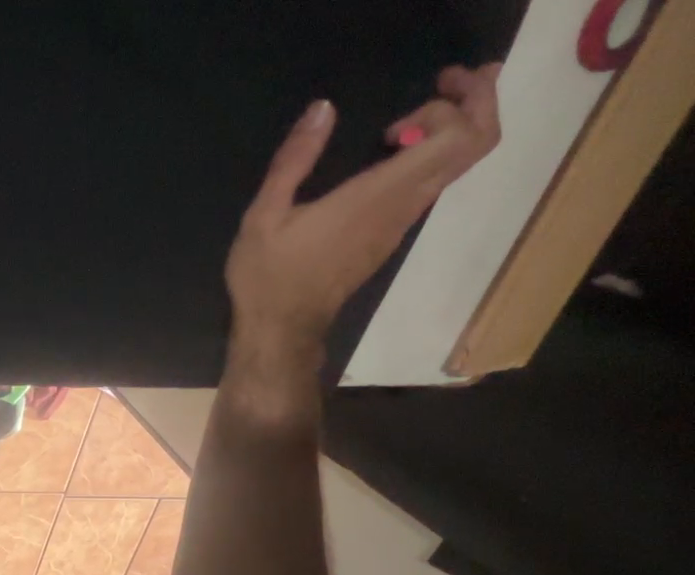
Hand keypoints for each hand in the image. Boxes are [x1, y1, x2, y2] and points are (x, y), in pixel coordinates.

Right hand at [225, 65, 502, 358]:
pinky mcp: (393, 233)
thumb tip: (323, 108)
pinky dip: (431, 154)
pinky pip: (434, 183)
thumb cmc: (268, 274)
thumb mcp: (263, 215)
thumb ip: (293, 161)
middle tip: (447, 82)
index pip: (456, 136)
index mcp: (377, 195)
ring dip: (453, 128)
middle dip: (476, 103)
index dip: (448, 106)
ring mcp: (402, 221)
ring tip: (413, 115)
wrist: (282, 328)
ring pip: (459, 164)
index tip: (396, 116)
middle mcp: (404, 204)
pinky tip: (392, 153)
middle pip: (475, 144)